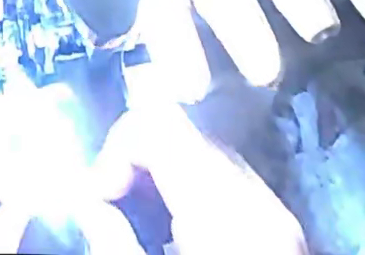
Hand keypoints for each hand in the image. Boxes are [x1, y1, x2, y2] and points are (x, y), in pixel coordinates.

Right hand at [85, 104, 305, 254]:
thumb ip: (116, 242)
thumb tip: (87, 200)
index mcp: (229, 207)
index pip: (162, 121)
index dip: (116, 147)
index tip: (95, 195)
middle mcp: (258, 193)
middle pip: (182, 128)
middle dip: (133, 158)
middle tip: (107, 207)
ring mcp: (273, 206)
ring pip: (200, 149)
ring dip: (157, 172)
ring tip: (133, 219)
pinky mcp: (277, 222)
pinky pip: (220, 178)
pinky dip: (184, 190)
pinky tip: (168, 228)